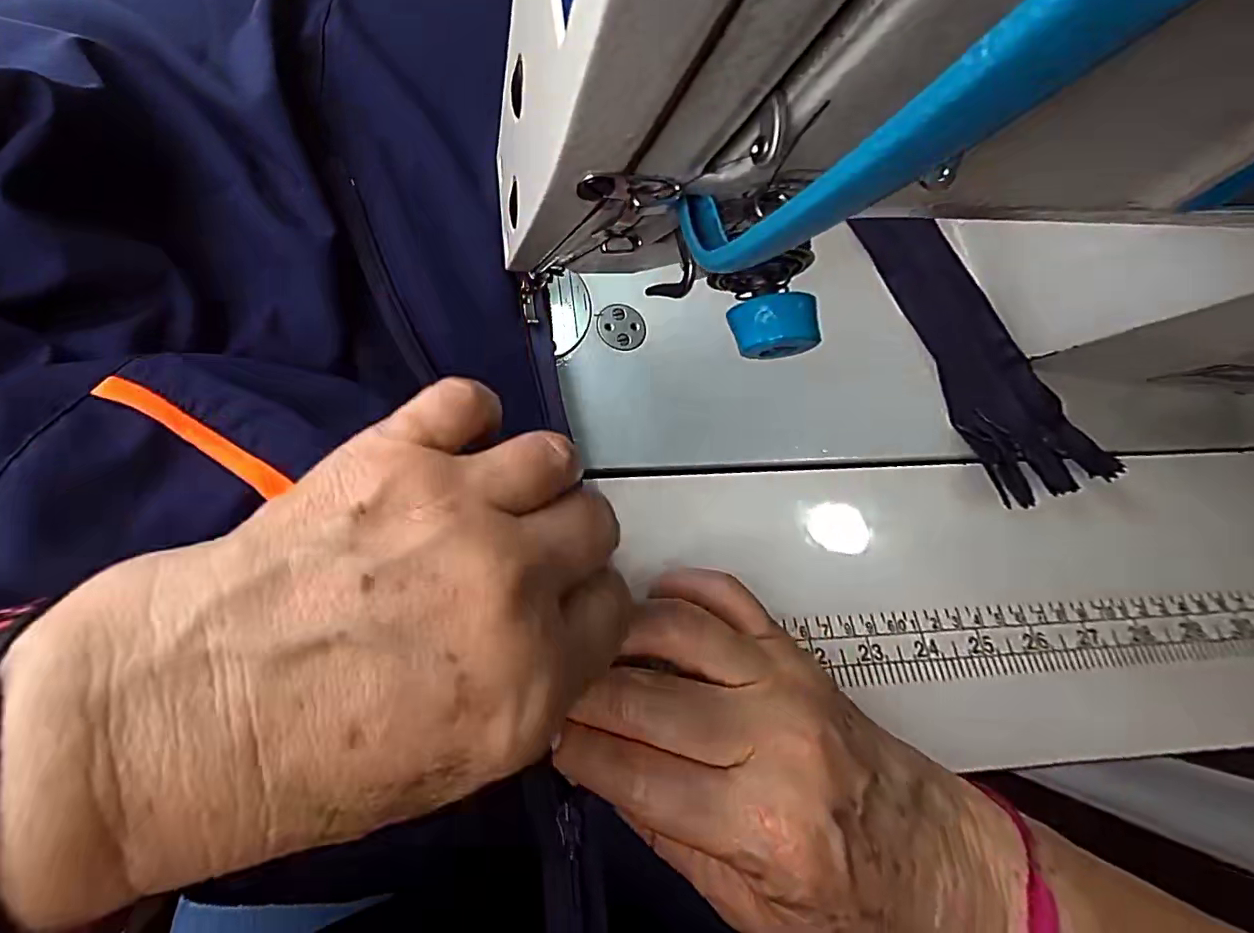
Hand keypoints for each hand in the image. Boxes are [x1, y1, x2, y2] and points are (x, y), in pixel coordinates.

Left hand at [0, 379, 631, 926]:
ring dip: (525, 475)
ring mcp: (450, 507)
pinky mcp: (388, 454)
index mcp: (534, 682)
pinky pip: (466, 400)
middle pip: (589, 522)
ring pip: (549, 455)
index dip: (581, 600)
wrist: (198, 695)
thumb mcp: (452, 766)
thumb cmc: (308, 755)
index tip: (552, 593)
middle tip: (512, 542)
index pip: (613, 608)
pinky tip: (442, 444)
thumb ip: (522, 689)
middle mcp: (509, 584)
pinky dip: (465, 417)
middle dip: (561, 536)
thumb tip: (542, 629)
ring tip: (480, 490)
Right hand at [554, 570, 1026, 932]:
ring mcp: (786, 686)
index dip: (562, 744)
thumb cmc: (848, 903)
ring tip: (581, 643)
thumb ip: (657, 829)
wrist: (955, 877)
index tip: (533, 729)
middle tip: (538, 681)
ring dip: (610, 629)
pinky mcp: (795, 655)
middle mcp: (773, 744)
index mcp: (763, 828)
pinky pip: (723, 595)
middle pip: (632, 694)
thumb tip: (580, 761)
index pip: (621, 768)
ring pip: (668, 628)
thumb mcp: (746, 905)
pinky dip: (677, 586)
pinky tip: (644, 601)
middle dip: (569, 686)